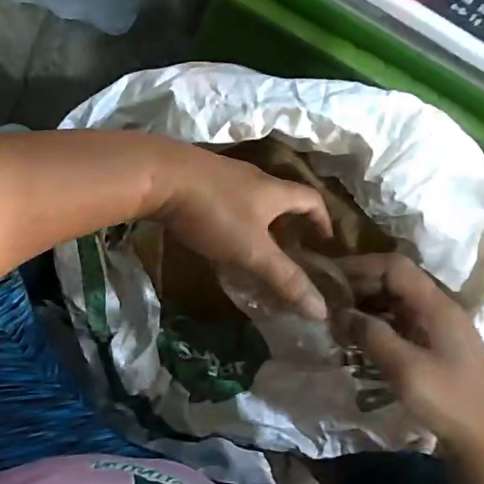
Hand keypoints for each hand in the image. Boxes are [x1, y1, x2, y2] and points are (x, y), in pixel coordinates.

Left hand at [152, 147, 333, 320]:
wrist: (158, 176)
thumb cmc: (213, 212)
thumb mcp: (252, 251)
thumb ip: (284, 278)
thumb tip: (321, 310)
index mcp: (274, 190)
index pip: (311, 199)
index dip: (322, 219)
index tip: (325, 239)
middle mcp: (252, 176)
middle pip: (279, 196)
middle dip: (286, 221)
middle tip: (285, 249)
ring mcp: (221, 174)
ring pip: (248, 197)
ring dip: (254, 219)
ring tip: (248, 246)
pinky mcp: (194, 177)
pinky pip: (220, 197)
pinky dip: (226, 215)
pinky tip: (211, 233)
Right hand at [334, 254, 483, 448]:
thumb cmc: (449, 400)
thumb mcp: (404, 367)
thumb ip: (370, 334)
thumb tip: (339, 312)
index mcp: (437, 306)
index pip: (394, 266)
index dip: (359, 266)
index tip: (327, 277)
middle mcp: (439, 310)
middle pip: (394, 280)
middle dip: (358, 285)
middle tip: (324, 300)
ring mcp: (438, 329)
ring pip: (395, 302)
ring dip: (364, 305)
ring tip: (334, 319)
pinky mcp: (434, 348)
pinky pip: (398, 323)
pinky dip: (374, 323)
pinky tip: (355, 338)